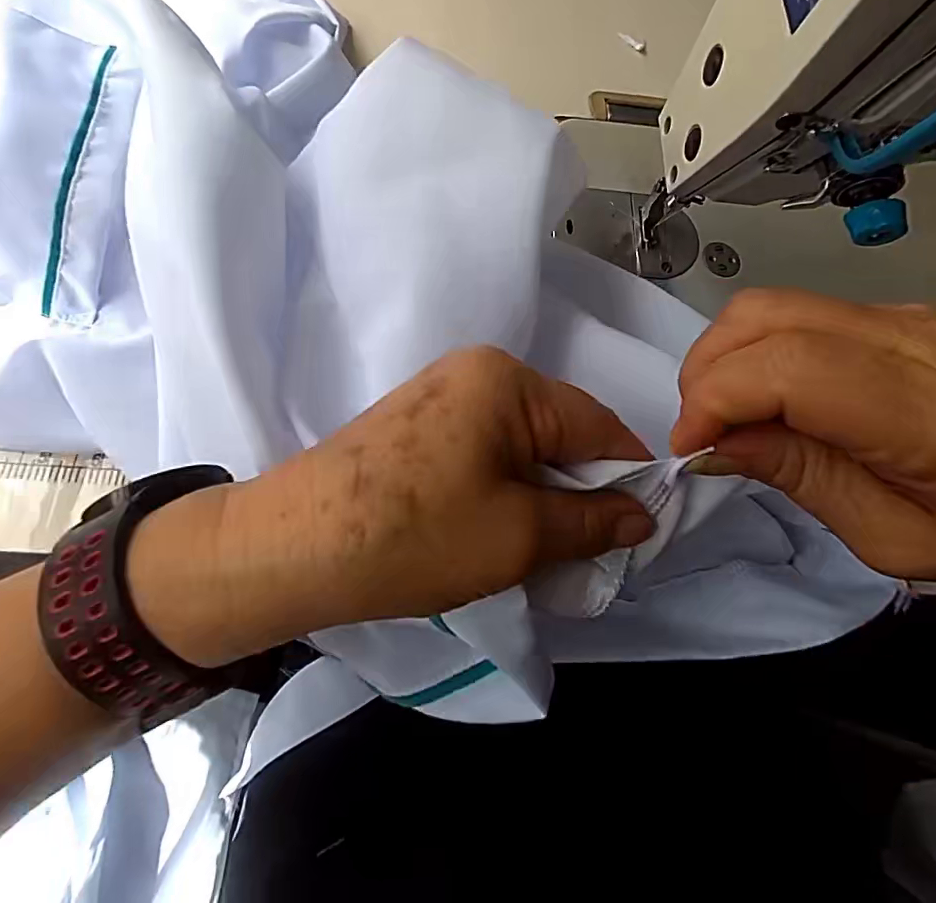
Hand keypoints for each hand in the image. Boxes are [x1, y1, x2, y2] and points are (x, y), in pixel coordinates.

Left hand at [128, 346, 653, 666]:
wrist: (296, 545)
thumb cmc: (416, 534)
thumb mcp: (519, 535)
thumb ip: (591, 521)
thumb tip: (640, 514)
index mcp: (503, 380)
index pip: (597, 424)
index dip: (627, 481)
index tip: (636, 538)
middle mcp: (467, 375)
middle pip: (553, 436)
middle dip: (575, 497)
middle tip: (580, 561)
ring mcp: (431, 401)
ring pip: (513, 452)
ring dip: (532, 502)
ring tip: (530, 558)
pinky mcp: (406, 432)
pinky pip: (474, 458)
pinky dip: (493, 496)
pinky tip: (485, 538)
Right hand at [670, 289, 935, 607]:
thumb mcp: (894, 543)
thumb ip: (802, 481)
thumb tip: (716, 444)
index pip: (794, 370)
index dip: (717, 398)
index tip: (688, 444)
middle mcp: (932, 347)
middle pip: (769, 318)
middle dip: (706, 371)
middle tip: (703, 427)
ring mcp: (918, 319)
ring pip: (772, 305)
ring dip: (723, 355)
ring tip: (728, 410)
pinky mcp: (902, 313)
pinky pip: (797, 312)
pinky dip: (755, 349)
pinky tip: (767, 393)